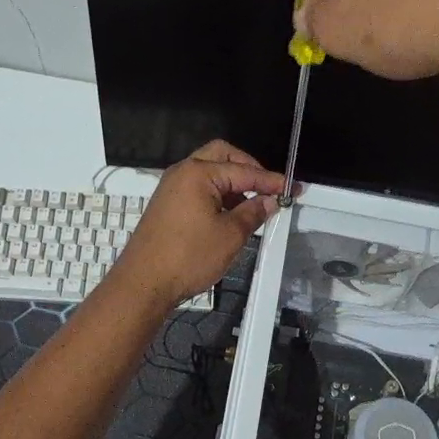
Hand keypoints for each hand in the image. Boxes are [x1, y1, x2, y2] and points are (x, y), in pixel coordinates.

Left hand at [105, 140, 282, 305]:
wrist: (144, 283)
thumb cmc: (188, 257)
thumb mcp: (230, 236)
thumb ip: (253, 213)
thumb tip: (269, 201)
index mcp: (198, 173)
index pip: (244, 171)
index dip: (272, 181)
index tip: (294, 188)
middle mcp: (182, 172)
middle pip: (223, 156)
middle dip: (249, 169)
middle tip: (269, 188)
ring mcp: (172, 187)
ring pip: (209, 171)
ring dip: (233, 182)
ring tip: (254, 204)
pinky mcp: (167, 204)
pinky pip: (198, 187)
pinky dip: (218, 193)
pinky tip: (232, 213)